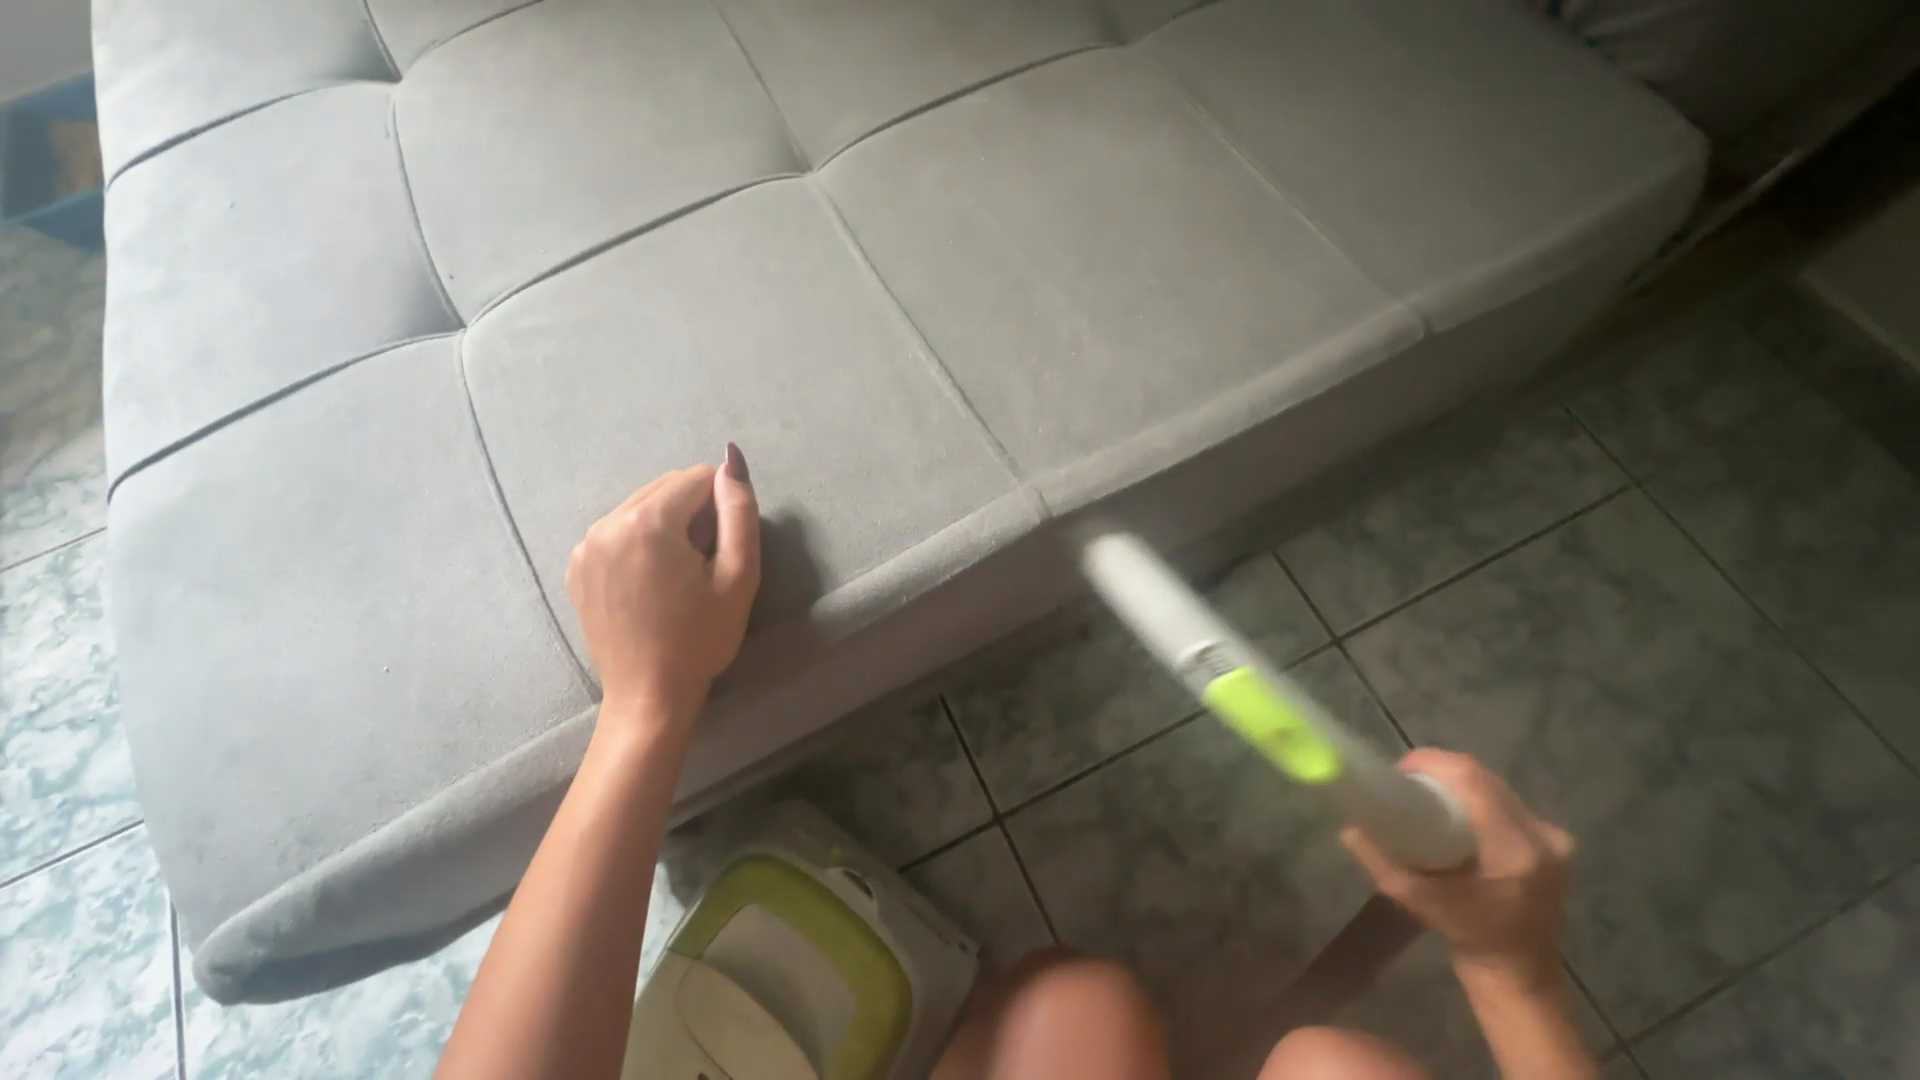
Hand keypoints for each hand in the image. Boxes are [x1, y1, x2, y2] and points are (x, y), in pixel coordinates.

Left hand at [565, 445, 760, 724]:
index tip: (723, 551)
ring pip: (642, 507)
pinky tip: (653, 583)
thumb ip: (739, 511)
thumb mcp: (739, 576)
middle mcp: (607, 523)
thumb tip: (730, 461)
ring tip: (679, 576)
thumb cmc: (701, 638)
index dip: (722, 507)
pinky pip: (619, 530)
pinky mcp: (577, 565)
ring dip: (668, 526)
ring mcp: (585, 545)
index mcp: (647, 523)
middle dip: (693, 513)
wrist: (649, 694)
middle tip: (705, 564)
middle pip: (666, 487)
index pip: (696, 477)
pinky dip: (642, 542)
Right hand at [1343, 749, 1573, 992]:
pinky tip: (1456, 810)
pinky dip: (1478, 796)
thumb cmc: (1467, 934)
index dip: (1432, 763)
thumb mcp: (1416, 899)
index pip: (1472, 780)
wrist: (1518, 969)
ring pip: (1497, 785)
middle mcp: (1541, 836)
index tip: (1400, 772)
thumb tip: (1349, 828)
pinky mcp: (1553, 842)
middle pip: (1484, 777)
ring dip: (1460, 781)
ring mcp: (1552, 838)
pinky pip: (1507, 800)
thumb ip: (1380, 862)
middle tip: (1408, 783)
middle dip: (1441, 770)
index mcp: (1513, 848)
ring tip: (1427, 794)